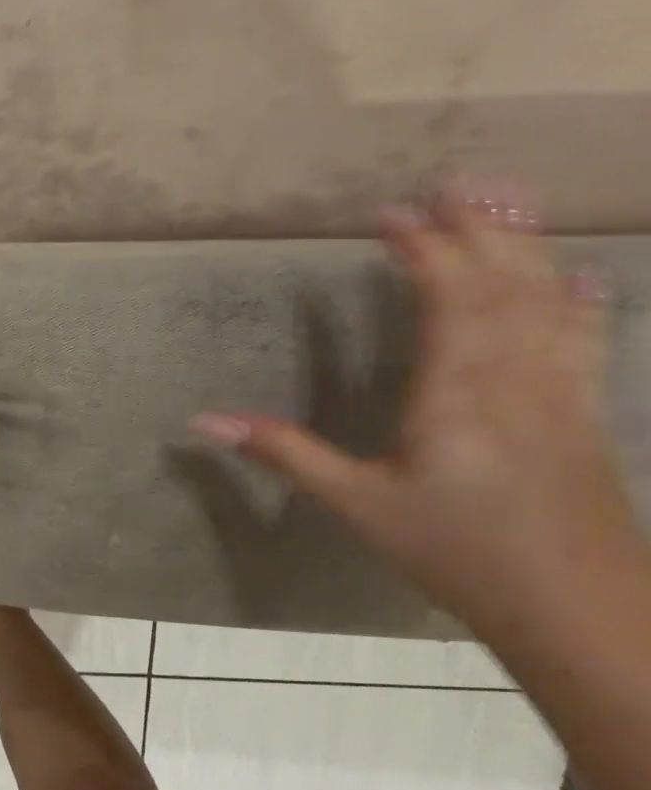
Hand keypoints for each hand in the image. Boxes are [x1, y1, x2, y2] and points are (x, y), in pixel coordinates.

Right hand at [191, 181, 644, 632]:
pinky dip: (578, 300)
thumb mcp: (357, 503)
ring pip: (550, 302)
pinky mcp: (582, 414)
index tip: (391, 214)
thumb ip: (285, 452)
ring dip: (529, 249)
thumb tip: (204, 418)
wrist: (579, 607)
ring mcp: (560, 393)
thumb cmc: (456, 551)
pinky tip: (579, 278)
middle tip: (456, 182)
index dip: (423, 251)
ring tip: (510, 204)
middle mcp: (517, 378)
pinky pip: (585, 340)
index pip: (448, 300)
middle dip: (479, 232)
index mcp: (459, 394)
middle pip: (505, 286)